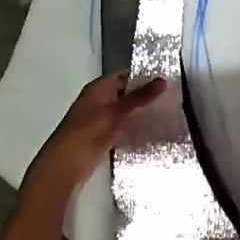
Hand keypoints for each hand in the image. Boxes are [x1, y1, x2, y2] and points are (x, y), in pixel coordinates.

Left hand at [23, 72, 167, 198]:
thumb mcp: (115, 112)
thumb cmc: (87, 131)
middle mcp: (99, 101)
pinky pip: (124, 130)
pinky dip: (136, 130)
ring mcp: (101, 121)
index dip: (143, 76)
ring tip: (170, 116)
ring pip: (126, 113)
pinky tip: (155, 134)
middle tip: (173, 99)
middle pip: (126, 95)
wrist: (65, 164)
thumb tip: (164, 80)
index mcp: (98, 89)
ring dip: (142, 115)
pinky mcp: (104, 138)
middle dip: (146, 97)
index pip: (123, 76)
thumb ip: (139, 97)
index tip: (167, 80)